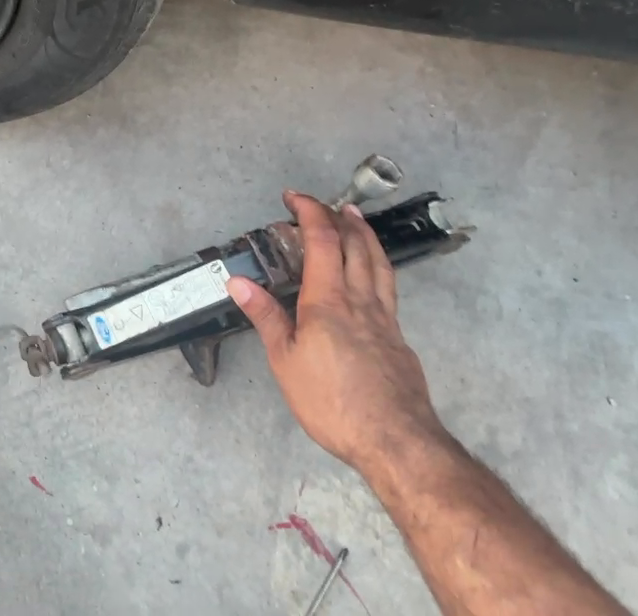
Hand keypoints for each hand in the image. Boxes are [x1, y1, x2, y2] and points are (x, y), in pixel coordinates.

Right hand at [225, 191, 448, 473]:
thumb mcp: (284, 360)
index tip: (294, 198)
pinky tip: (370, 279)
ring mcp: (386, 320)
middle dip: (340, 218)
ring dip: (366, 236)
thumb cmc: (330, 400)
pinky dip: (376, 268)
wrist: (396, 440)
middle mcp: (361, 301)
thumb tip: (238, 282)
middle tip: (326, 204)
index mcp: (328, 301)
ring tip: (357, 220)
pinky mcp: (398, 340)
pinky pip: (387, 289)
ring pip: (379, 264)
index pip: (322, 242)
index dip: (309, 212)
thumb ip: (265, 317)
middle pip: (357, 246)